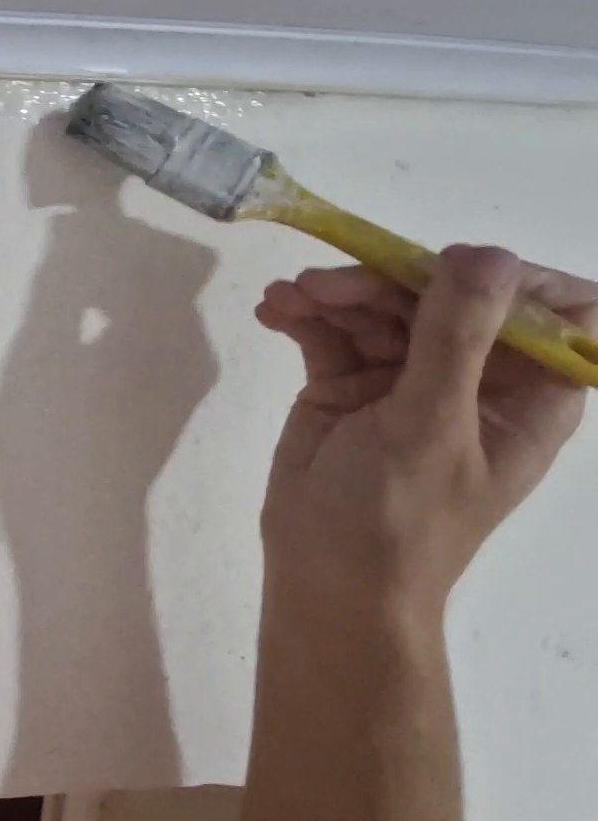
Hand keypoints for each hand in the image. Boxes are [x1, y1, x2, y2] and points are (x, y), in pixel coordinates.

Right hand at [254, 245, 596, 620]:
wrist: (326, 570)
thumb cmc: (399, 512)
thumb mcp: (429, 423)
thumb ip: (455, 338)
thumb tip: (486, 256)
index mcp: (527, 393)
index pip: (554, 313)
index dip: (510, 281)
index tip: (442, 268)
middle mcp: (471, 379)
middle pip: (440, 301)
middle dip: (383, 285)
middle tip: (320, 286)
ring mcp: (401, 382)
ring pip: (376, 313)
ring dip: (330, 298)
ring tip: (285, 298)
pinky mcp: (342, 387)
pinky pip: (327, 335)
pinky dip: (300, 318)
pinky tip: (271, 313)